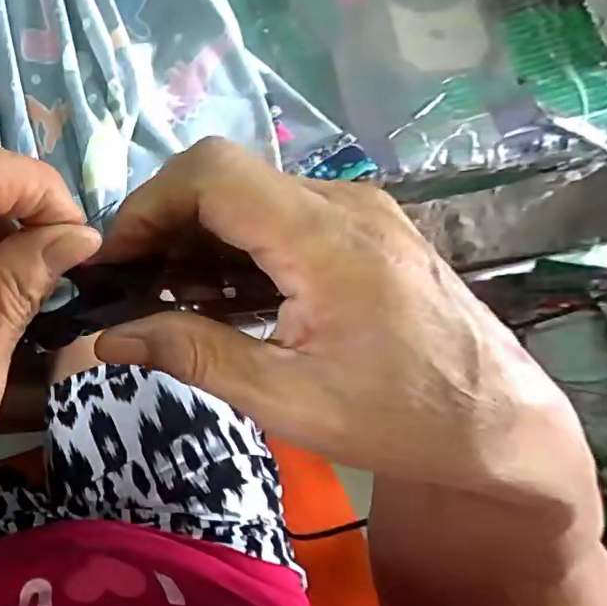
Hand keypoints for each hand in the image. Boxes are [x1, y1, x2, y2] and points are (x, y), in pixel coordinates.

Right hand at [91, 138, 592, 511]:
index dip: (146, 206)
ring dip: (185, 237)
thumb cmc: (400, 418)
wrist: (503, 430)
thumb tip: (103, 339)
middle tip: (127, 282)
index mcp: (324, 237)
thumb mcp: (284, 397)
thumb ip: (190, 355)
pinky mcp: (350, 232)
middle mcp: (338, 204)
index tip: (114, 262)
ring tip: (159, 295)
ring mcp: (348, 214)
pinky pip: (265, 217)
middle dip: (157, 223)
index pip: (210, 174)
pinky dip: (219, 248)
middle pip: (218, 176)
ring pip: (238, 194)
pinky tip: (207, 296)